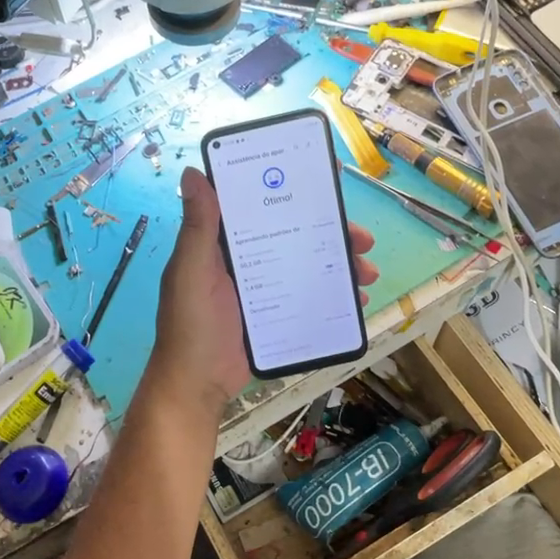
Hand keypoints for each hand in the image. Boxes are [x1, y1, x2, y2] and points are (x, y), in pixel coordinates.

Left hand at [150, 168, 377, 414]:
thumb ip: (197, 227)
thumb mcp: (191, 272)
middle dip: (331, 232)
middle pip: (294, 234)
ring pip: (307, 265)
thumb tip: (193, 172)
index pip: (260, 205)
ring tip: (368, 272)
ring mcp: (263, 289)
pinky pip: (309, 296)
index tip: (325, 183)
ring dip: (340, 263)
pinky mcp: (275, 315)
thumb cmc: (191, 325)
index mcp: (222, 244)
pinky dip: (333, 294)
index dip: (290, 192)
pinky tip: (356, 299)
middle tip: (363, 239)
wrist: (197, 385)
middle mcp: (245, 260)